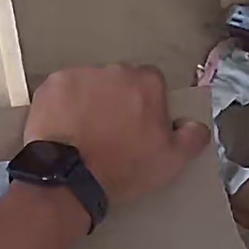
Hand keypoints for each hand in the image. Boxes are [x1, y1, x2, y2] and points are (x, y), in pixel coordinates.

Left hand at [22, 65, 211, 208]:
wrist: (70, 177)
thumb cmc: (123, 169)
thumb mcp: (170, 162)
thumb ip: (191, 137)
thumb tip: (197, 125)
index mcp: (148, 84)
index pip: (153, 85)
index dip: (146, 107)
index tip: (138, 128)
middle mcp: (115, 70)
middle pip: (120, 82)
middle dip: (117, 101)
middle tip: (110, 133)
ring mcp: (81, 74)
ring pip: (91, 84)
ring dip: (90, 102)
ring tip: (85, 134)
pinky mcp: (52, 84)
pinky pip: (63, 90)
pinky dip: (64, 105)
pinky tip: (65, 129)